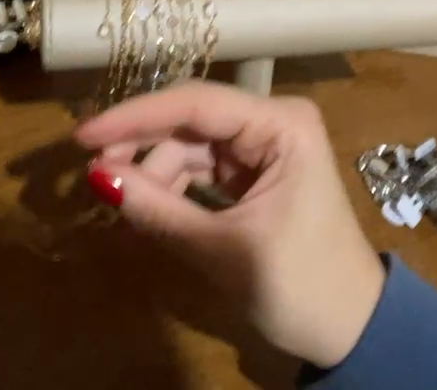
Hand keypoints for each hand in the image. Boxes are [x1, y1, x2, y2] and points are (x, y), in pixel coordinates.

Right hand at [75, 83, 384, 368]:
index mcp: (281, 125)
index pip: (196, 104)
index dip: (135, 116)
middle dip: (140, 143)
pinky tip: (144, 204)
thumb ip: (159, 210)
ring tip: (118, 200)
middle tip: (90, 168)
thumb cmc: (301, 286)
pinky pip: (202, 166)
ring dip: (153, 170)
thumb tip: (95, 176)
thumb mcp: (223, 250)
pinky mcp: (255, 170)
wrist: (352, 332)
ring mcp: (264, 145)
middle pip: (190, 119)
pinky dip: (172, 185)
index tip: (84, 135)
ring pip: (191, 143)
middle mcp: (272, 121)